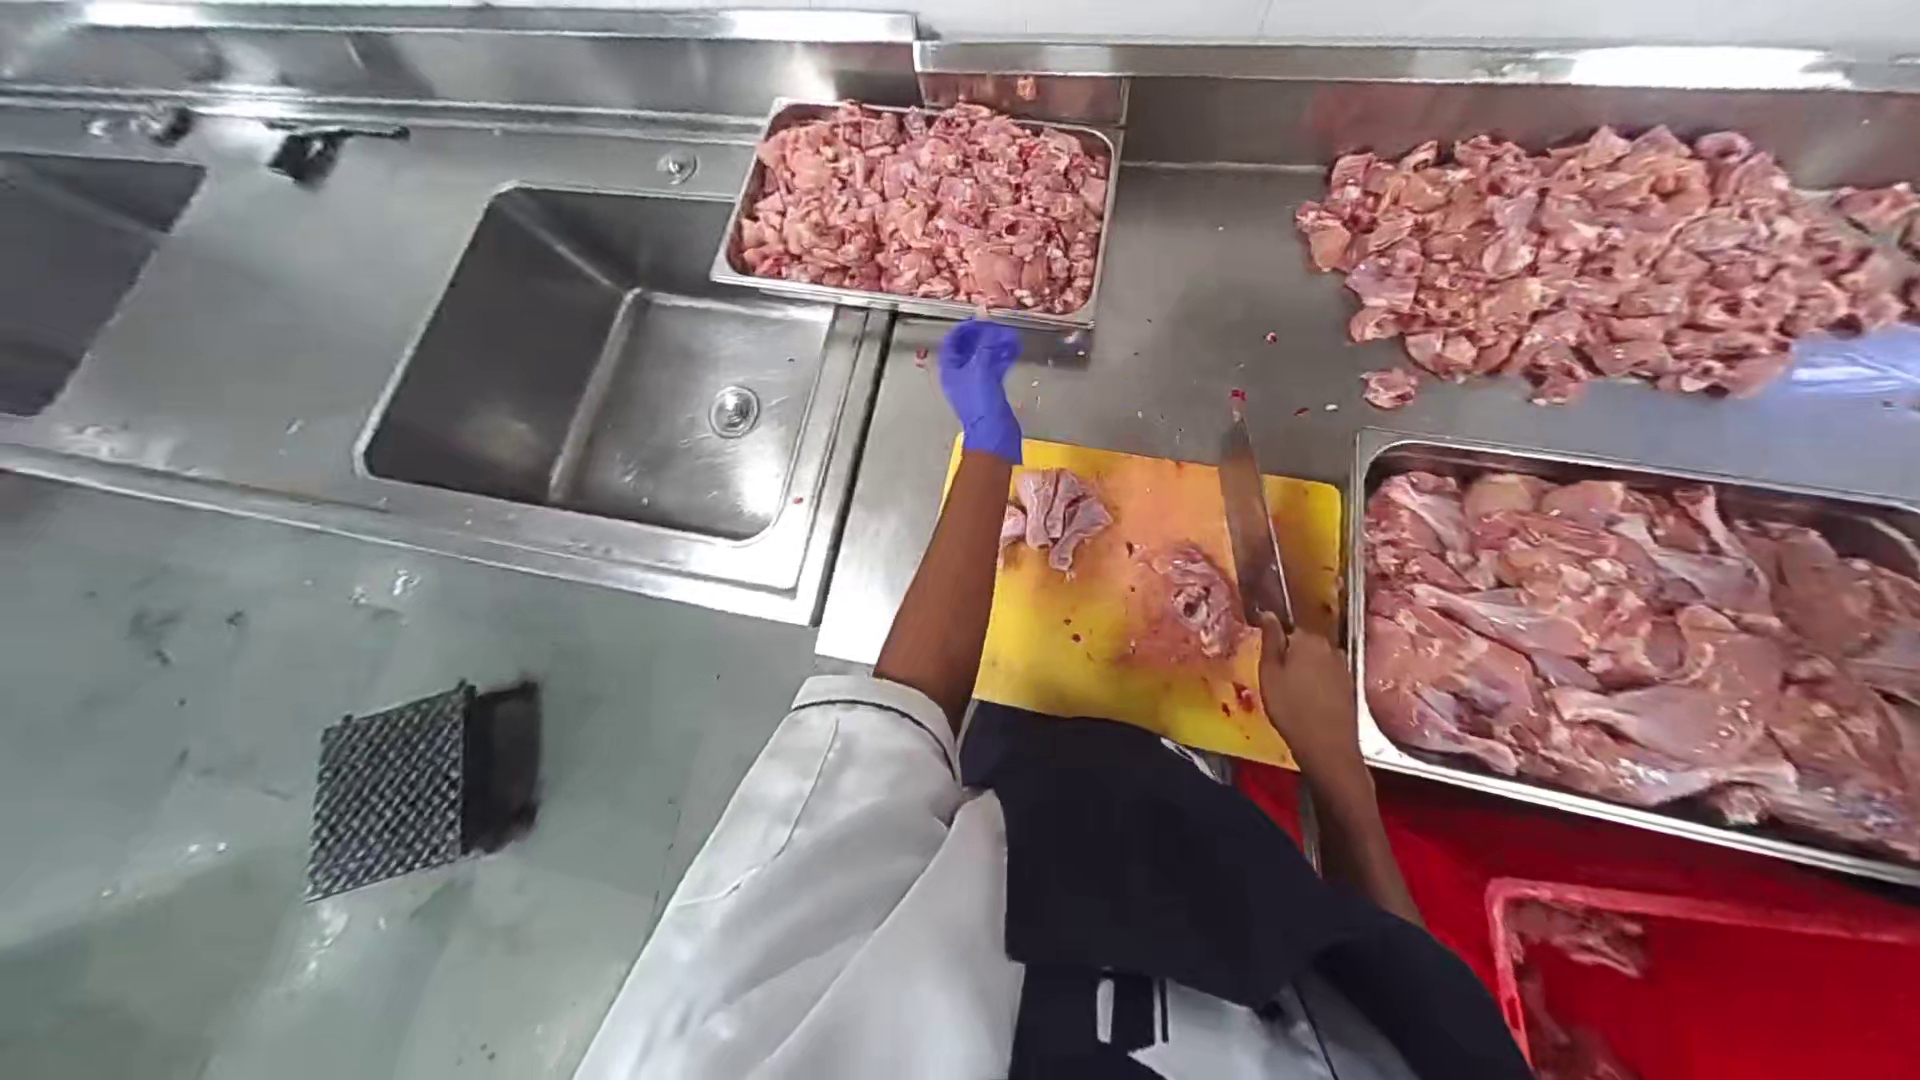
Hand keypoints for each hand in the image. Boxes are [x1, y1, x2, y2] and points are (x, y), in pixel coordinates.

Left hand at [938, 319, 1022, 463]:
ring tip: (1009, 337)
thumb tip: (987, 322)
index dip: (965, 328)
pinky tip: (1012, 351)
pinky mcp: (989, 391)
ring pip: (983, 358)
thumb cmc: (982, 403)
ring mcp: (975, 384)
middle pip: (968, 348)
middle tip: (997, 327)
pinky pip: (994, 368)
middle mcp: (960, 376)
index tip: (980, 318)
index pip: (953, 341)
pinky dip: (1002, 358)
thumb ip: (985, 344)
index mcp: (951, 370)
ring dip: (994, 345)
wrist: (994, 433)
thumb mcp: (981, 368)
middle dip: (983, 335)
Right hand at [1256, 612, 1364, 781]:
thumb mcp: (1269, 672)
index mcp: (1308, 639)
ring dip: (1303, 667)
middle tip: (1273, 674)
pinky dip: (1315, 680)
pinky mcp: (1349, 685)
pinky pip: (1326, 673)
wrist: (1327, 746)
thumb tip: (1269, 614)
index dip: (1274, 638)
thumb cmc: (1290, 707)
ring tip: (1288, 688)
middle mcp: (1330, 647)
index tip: (1264, 653)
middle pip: (1304, 642)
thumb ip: (1270, 639)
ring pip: (1315, 658)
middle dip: (1289, 652)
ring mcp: (1343, 666)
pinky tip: (1305, 698)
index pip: (1287, 625)